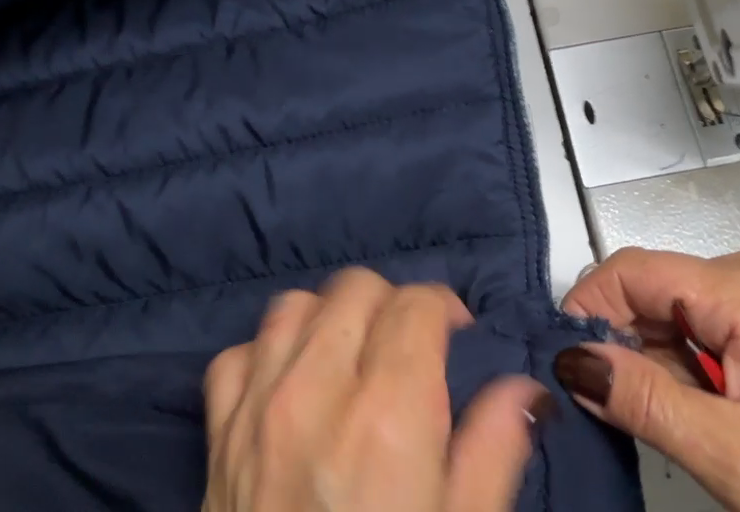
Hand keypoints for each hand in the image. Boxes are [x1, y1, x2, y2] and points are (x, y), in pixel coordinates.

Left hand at [203, 267, 551, 511]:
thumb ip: (495, 451)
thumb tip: (523, 390)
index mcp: (389, 415)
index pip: (416, 303)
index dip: (444, 309)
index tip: (455, 338)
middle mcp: (317, 391)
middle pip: (355, 288)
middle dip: (392, 306)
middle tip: (409, 350)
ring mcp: (257, 407)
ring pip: (294, 306)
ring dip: (330, 319)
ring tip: (351, 358)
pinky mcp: (217, 434)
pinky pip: (237, 354)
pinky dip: (268, 354)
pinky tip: (290, 387)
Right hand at [556, 248, 739, 511]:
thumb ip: (648, 402)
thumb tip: (571, 358)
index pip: (631, 271)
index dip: (587, 313)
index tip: (565, 369)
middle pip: (653, 291)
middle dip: (626, 347)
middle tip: (627, 417)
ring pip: (677, 314)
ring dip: (659, 366)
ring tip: (686, 430)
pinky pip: (709, 330)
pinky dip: (691, 370)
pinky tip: (712, 419)